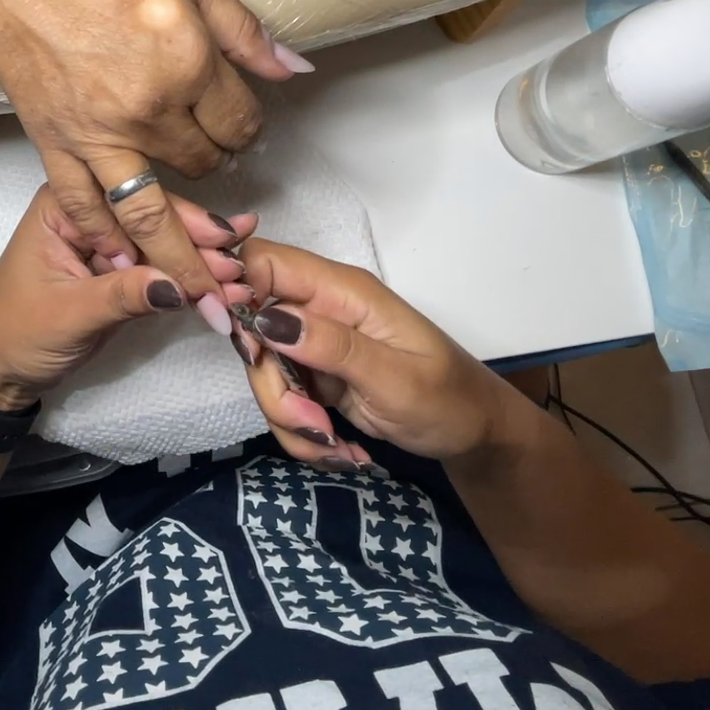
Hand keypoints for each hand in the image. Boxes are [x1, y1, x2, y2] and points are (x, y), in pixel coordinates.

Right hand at [0, 0, 310, 325]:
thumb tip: (292, 68)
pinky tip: (124, 263)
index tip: (241, 124)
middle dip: (218, 172)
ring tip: (202, 295)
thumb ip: (243, 30)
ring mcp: (96, 137)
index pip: (239, 121)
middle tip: (219, 174)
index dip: (248, 126)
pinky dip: (106, 241)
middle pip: (201, 166)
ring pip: (150, 215)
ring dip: (179, 256)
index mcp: (187, 64)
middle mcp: (146, 111)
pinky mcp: (53, 146)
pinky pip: (85, 209)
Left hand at [0, 185, 258, 411]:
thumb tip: (183, 286)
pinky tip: (221, 286)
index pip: (131, 205)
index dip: (180, 226)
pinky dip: (187, 283)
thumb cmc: (16, 335)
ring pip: (162, 245)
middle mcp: (89, 213)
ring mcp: (106, 242)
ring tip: (242, 279)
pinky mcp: (117, 271)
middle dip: (198, 247)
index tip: (223, 244)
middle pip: (153, 221)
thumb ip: (124, 295)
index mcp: (65, 206)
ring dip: (201, 266)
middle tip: (243, 266)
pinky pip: (158, 271)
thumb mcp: (68, 315)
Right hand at [229, 239, 520, 468]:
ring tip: (334, 443)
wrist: (472, 435)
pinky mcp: (312, 375)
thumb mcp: (396, 378)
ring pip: (263, 371)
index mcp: (340, 291)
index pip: (263, 262)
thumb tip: (266, 319)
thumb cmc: (448, 399)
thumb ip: (332, 346)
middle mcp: (319, 309)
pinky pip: (281, 399)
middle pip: (253, 330)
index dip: (236, 292)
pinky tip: (337, 447)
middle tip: (312, 422)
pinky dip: (300, 431)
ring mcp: (313, 343)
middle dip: (272, 385)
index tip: (249, 348)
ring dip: (288, 417)